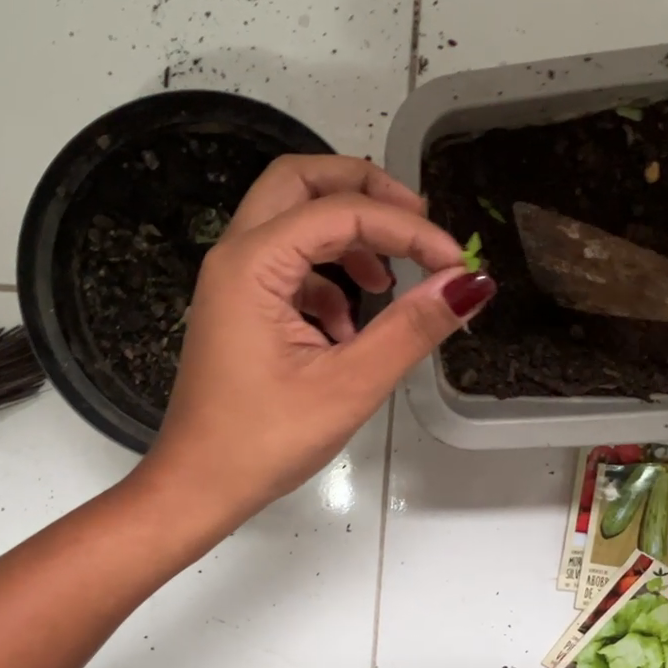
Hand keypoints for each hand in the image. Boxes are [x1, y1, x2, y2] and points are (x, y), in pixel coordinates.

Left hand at [139, 155, 496, 519]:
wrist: (198, 487)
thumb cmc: (265, 441)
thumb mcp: (348, 385)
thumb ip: (411, 328)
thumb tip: (470, 283)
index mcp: (253, 264)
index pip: (342, 212)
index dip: (407, 228)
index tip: (456, 262)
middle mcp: (236, 255)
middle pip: (301, 181)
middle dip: (364, 190)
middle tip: (416, 220)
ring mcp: (233, 281)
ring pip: (292, 218)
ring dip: (347, 234)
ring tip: (390, 280)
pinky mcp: (240, 308)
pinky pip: (288, 266)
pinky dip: (328, 278)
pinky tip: (351, 327)